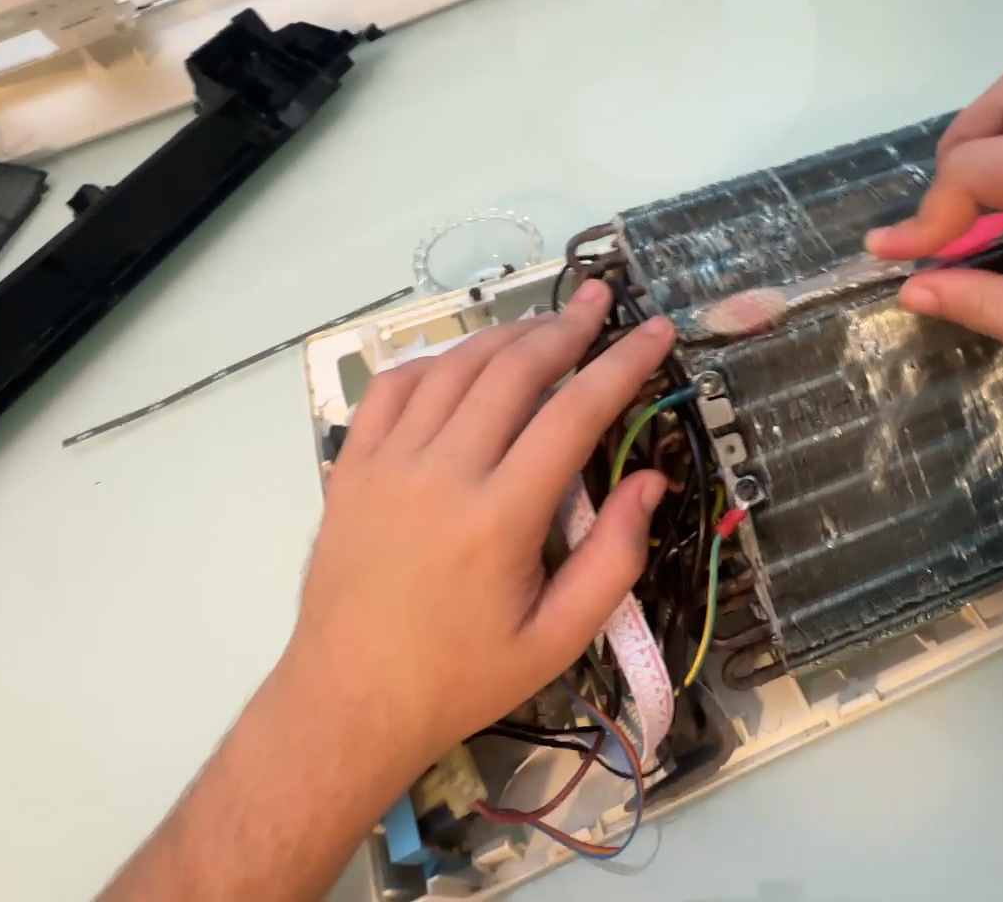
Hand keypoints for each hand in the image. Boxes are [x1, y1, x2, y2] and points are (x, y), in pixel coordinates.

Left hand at [287, 279, 673, 776]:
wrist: (347, 703)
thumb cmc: (463, 676)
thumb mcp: (559, 639)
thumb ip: (615, 556)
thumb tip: (650, 479)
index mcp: (499, 517)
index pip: (574, 413)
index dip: (622, 363)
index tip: (656, 328)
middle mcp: (441, 473)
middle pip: (513, 370)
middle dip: (567, 327)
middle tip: (602, 300)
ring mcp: (387, 463)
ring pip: (455, 367)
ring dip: (508, 335)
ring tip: (548, 326)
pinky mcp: (352, 467)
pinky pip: (393, 387)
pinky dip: (436, 360)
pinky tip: (464, 361)